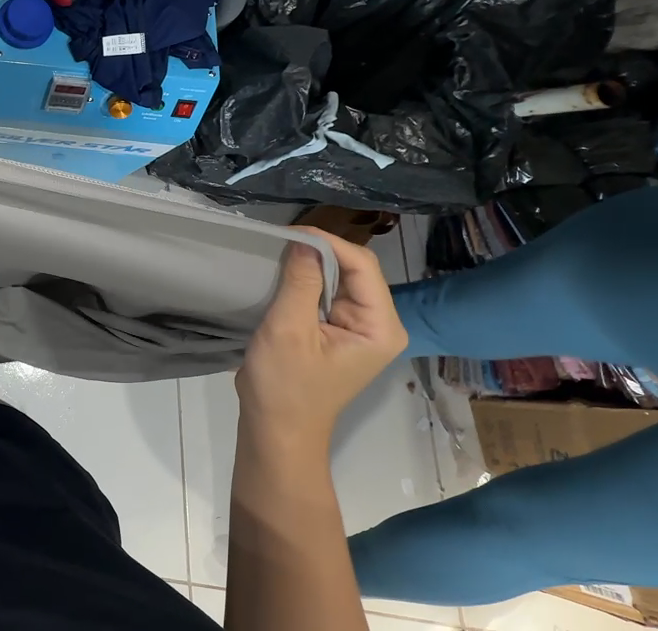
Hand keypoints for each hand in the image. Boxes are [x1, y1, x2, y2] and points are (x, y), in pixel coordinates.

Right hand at [235, 227, 406, 446]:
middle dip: (320, 251)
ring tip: (278, 252)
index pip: (362, 267)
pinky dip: (307, 280)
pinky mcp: (338, 333)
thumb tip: (303, 241)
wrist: (276, 427)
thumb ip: (300, 283)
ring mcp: (359, 330)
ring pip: (341, 280)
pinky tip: (283, 274)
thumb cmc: (286, 383)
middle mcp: (379, 325)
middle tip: (278, 239)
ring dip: (312, 264)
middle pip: (356, 270)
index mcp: (380, 327)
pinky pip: (328, 295)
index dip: (328, 242)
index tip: (288, 231)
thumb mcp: (288, 329)